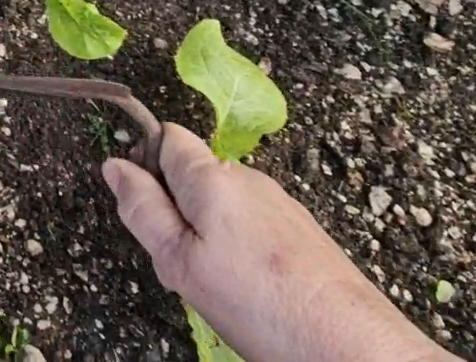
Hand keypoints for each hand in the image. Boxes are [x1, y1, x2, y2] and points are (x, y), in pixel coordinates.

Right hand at [103, 124, 458, 361]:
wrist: (361, 352)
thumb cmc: (259, 304)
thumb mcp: (178, 262)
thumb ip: (141, 208)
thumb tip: (113, 164)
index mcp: (211, 176)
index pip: (167, 134)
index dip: (145, 158)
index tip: (146, 204)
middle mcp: (247, 177)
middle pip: (192, 170)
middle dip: (174, 203)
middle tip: (179, 257)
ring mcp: (281, 205)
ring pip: (221, 201)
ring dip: (206, 228)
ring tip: (217, 281)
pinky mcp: (305, 233)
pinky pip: (251, 223)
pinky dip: (239, 245)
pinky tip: (252, 289)